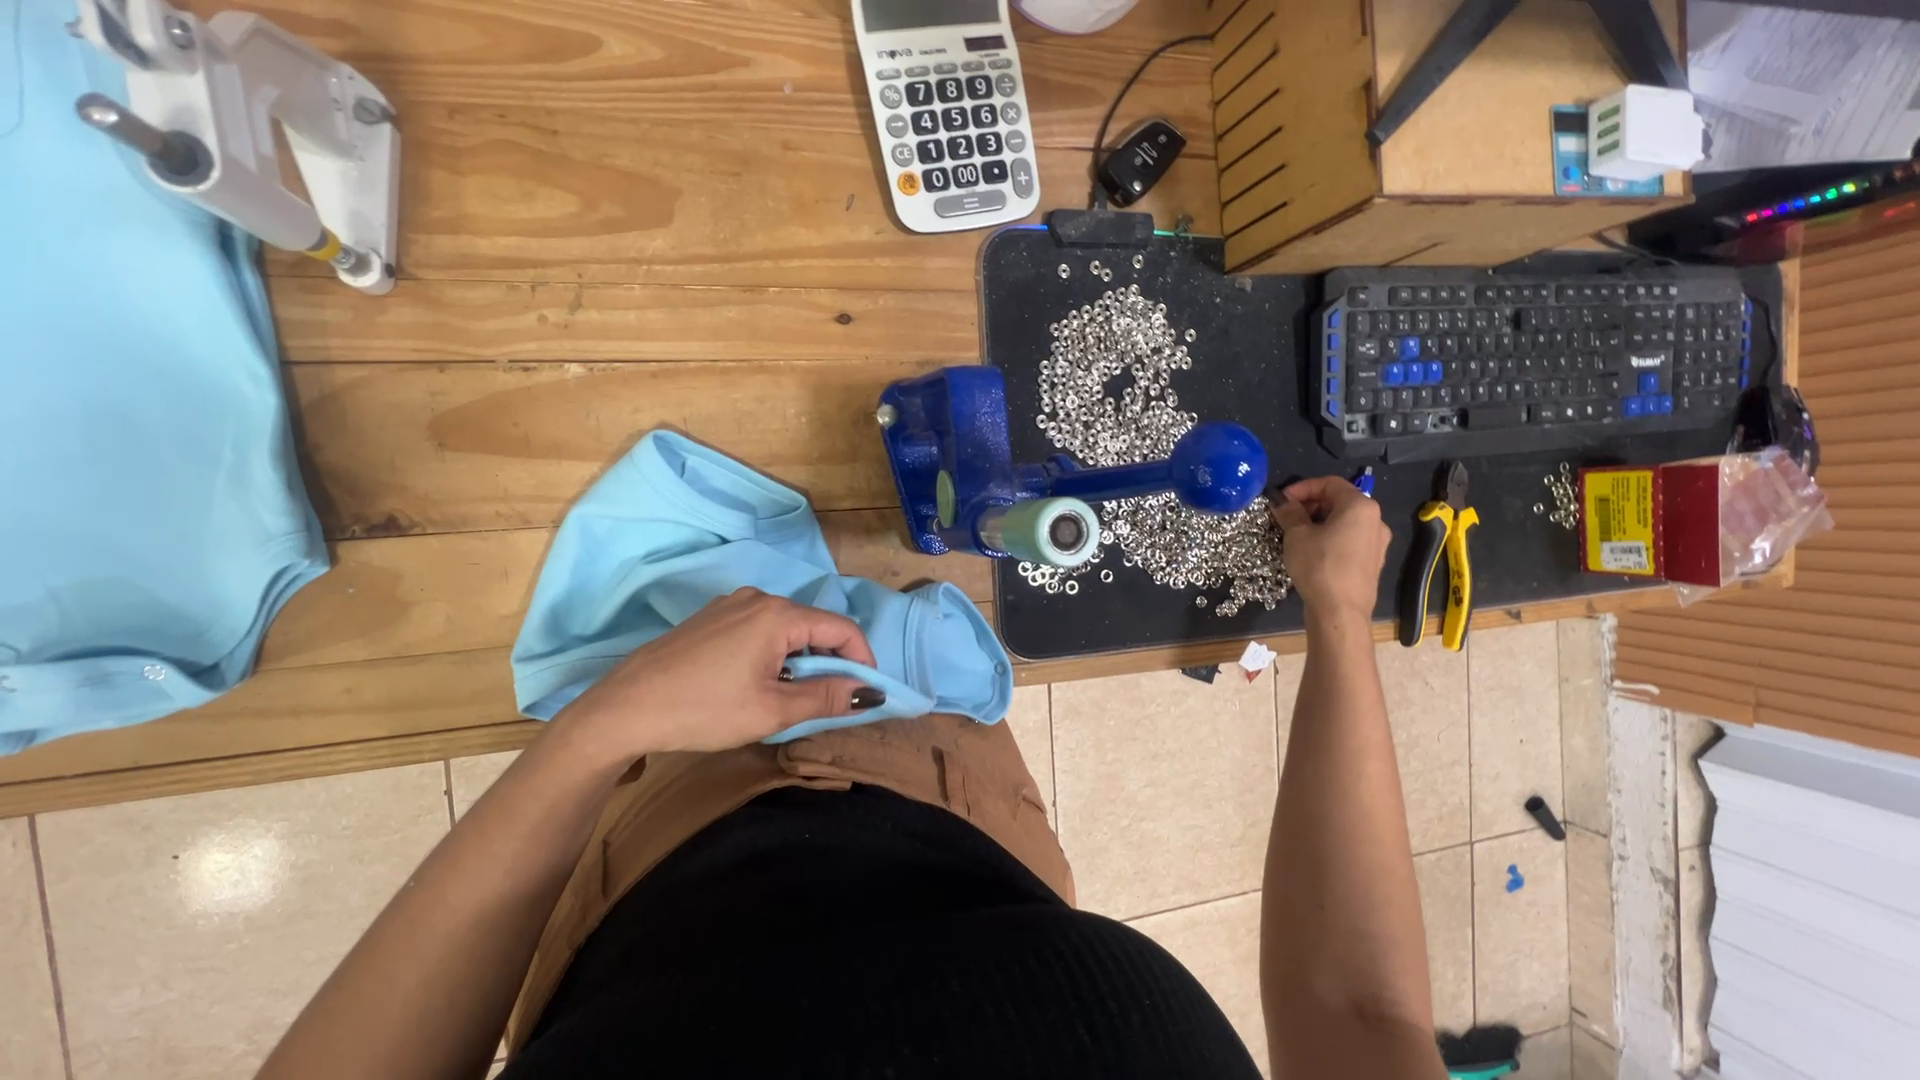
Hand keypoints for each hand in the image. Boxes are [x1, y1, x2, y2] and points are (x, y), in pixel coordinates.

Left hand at [552, 588, 882, 761]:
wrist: (625, 709)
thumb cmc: (705, 709)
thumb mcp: (772, 710)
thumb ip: (825, 697)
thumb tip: (869, 693)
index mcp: (778, 615)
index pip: (841, 628)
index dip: (862, 660)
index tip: (866, 693)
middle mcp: (757, 599)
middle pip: (813, 626)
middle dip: (830, 661)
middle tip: (829, 702)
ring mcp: (729, 606)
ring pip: (784, 629)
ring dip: (799, 659)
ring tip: (790, 698)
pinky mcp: (708, 620)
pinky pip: (757, 631)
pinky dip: (772, 654)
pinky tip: (755, 685)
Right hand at [1271, 476, 1390, 622]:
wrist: (1340, 610)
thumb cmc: (1319, 565)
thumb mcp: (1297, 535)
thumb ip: (1290, 513)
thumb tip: (1284, 504)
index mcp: (1360, 506)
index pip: (1330, 483)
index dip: (1303, 487)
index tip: (1283, 500)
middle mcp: (1375, 520)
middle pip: (1340, 501)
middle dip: (1311, 505)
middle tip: (1288, 517)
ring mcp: (1377, 543)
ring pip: (1345, 522)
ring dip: (1320, 522)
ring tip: (1297, 534)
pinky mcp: (1373, 562)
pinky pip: (1350, 540)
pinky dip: (1330, 538)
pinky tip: (1313, 551)